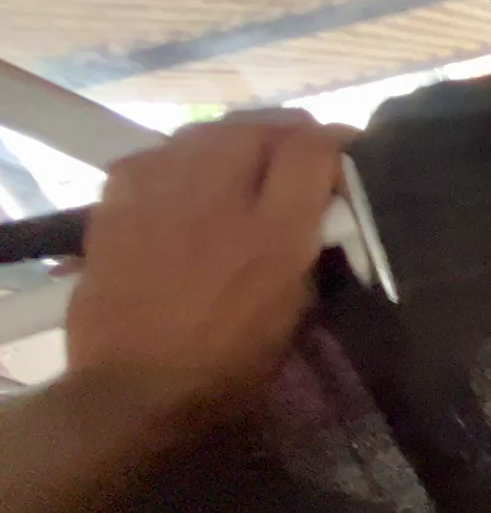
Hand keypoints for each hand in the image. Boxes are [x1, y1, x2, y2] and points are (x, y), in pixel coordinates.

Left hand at [64, 111, 349, 414]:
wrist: (142, 384)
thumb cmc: (241, 354)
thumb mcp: (301, 301)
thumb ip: (311, 245)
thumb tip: (323, 210)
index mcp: (275, 235)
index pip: (309, 154)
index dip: (336, 139)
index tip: (352, 144)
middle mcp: (217, 205)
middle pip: (255, 131)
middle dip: (288, 128)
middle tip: (307, 141)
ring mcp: (159, 201)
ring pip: (202, 134)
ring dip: (239, 134)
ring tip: (256, 148)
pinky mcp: (116, 208)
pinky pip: (154, 155)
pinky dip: (185, 152)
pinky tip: (196, 169)